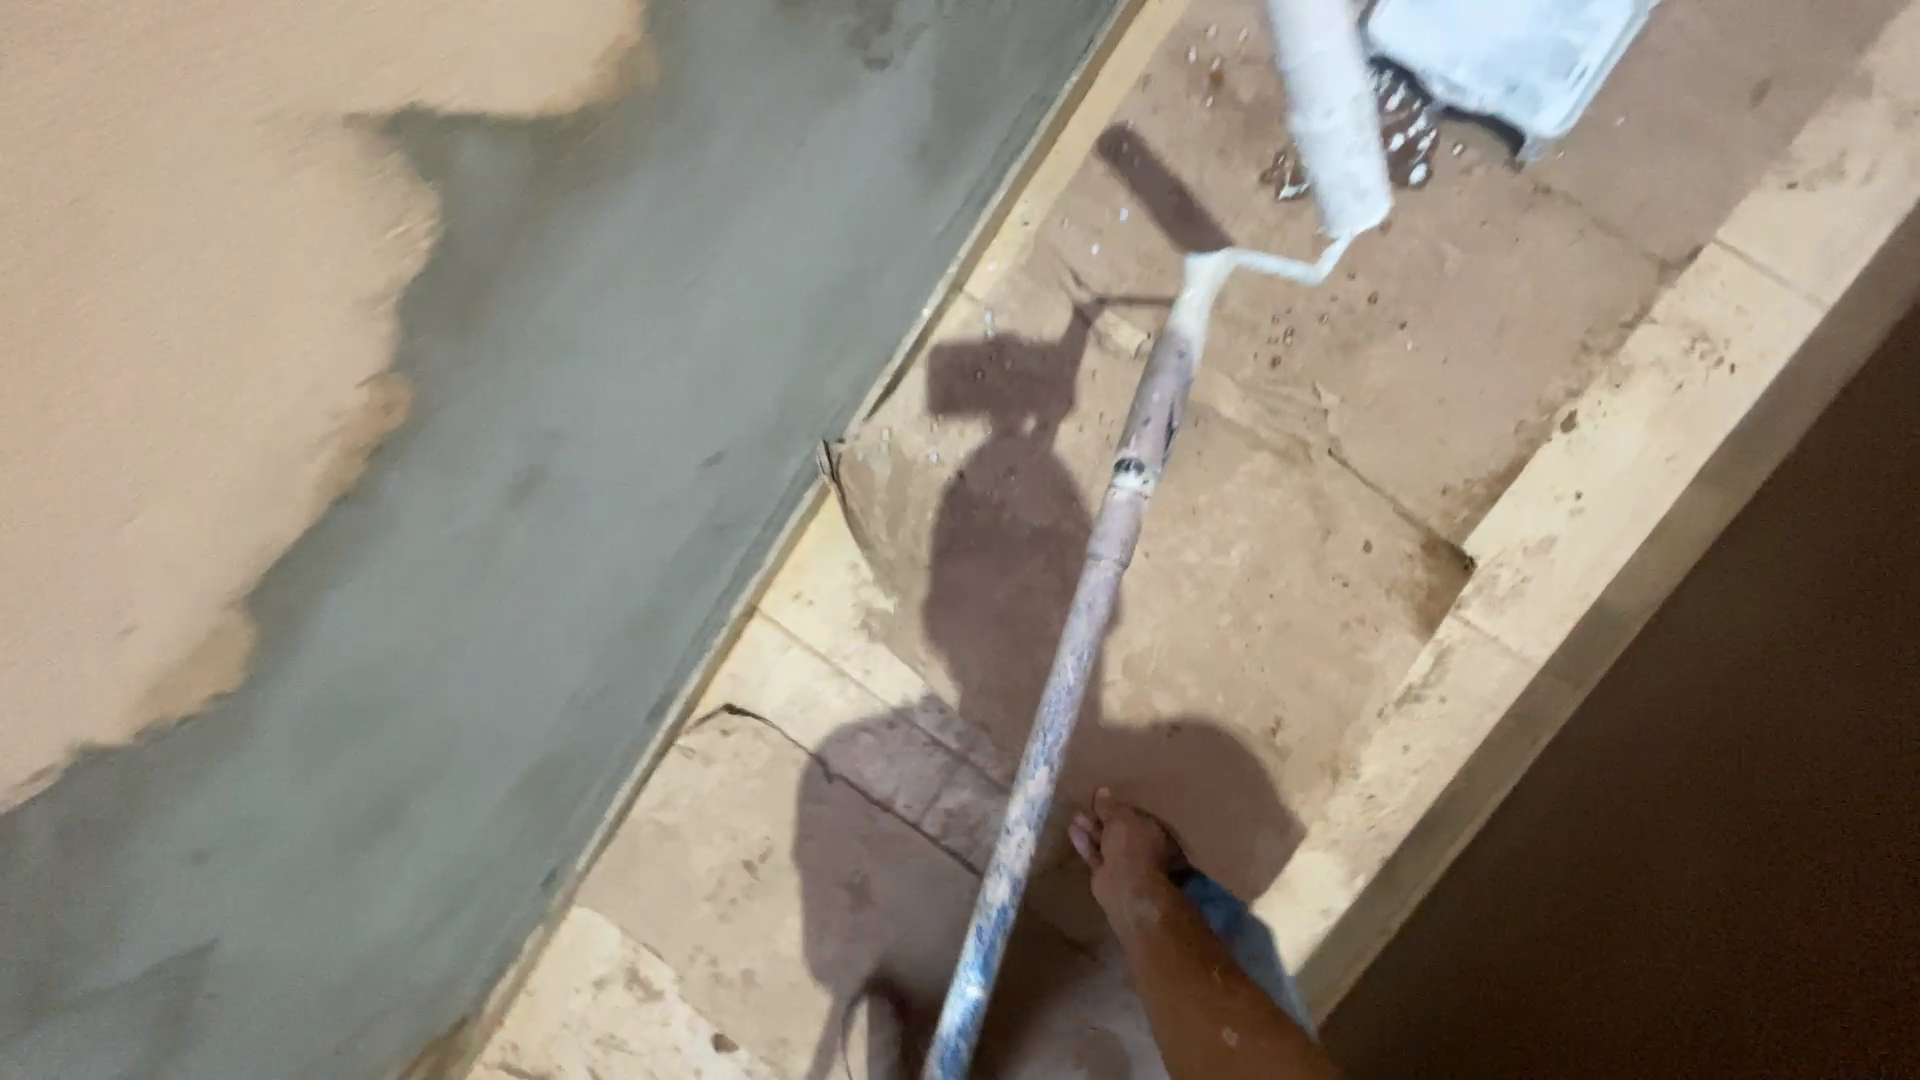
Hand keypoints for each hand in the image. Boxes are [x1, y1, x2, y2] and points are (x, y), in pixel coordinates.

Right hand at [1069, 788, 1184, 912]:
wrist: (1126, 888)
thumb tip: (1102, 790)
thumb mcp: (1119, 819)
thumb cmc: (1130, 847)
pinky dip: (1084, 843)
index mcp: (1149, 831)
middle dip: (1101, 816)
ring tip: (1075, 814)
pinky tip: (1072, 830)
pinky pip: (1093, 854)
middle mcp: (1137, 846)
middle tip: (1086, 803)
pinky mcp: (1105, 874)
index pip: (1132, 815)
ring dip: (1090, 828)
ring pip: (1104, 841)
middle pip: (1117, 828)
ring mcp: (1121, 861)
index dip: (1116, 805)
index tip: (1101, 796)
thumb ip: (1109, 806)